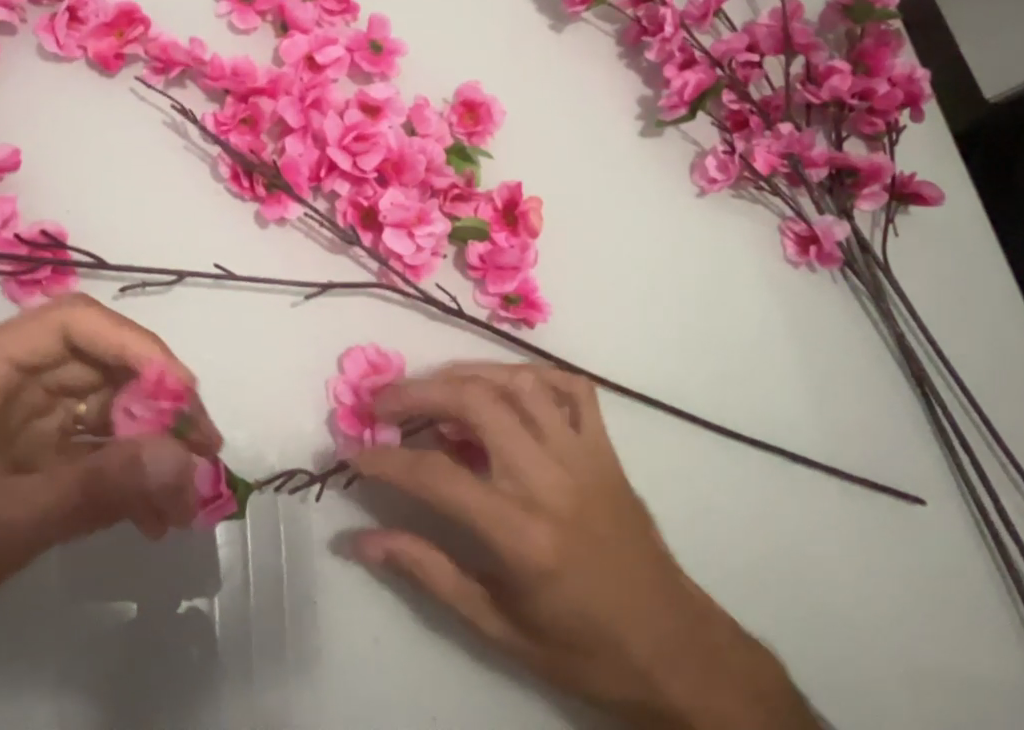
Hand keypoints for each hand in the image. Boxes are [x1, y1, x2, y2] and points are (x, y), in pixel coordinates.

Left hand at [0, 295, 221, 729]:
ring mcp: (22, 424)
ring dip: (151, 447)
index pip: (71, 326)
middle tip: (203, 453)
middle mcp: (5, 384)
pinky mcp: (34, 463)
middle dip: (156, 403)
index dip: (134, 348)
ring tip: (187, 499)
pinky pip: (98, 453)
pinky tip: (157, 517)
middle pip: (100, 364)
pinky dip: (132, 478)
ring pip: (107, 408)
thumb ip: (92, 490)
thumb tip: (184, 461)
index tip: (183, 397)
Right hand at [349, 363, 817, 729]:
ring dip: (465, 374)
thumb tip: (358, 540)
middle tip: (380, 405)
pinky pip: (570, 389)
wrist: (675, 649)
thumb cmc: (580, 648)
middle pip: (474, 403)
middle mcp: (551, 480)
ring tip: (430, 389)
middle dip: (416, 394)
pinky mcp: (607, 451)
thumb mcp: (494, 625)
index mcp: (520, 533)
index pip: (435, 474)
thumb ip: (426, 571)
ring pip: (518, 383)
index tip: (348, 449)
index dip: (383, 459)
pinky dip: (529, 374)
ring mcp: (584, 457)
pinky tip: (500, 386)